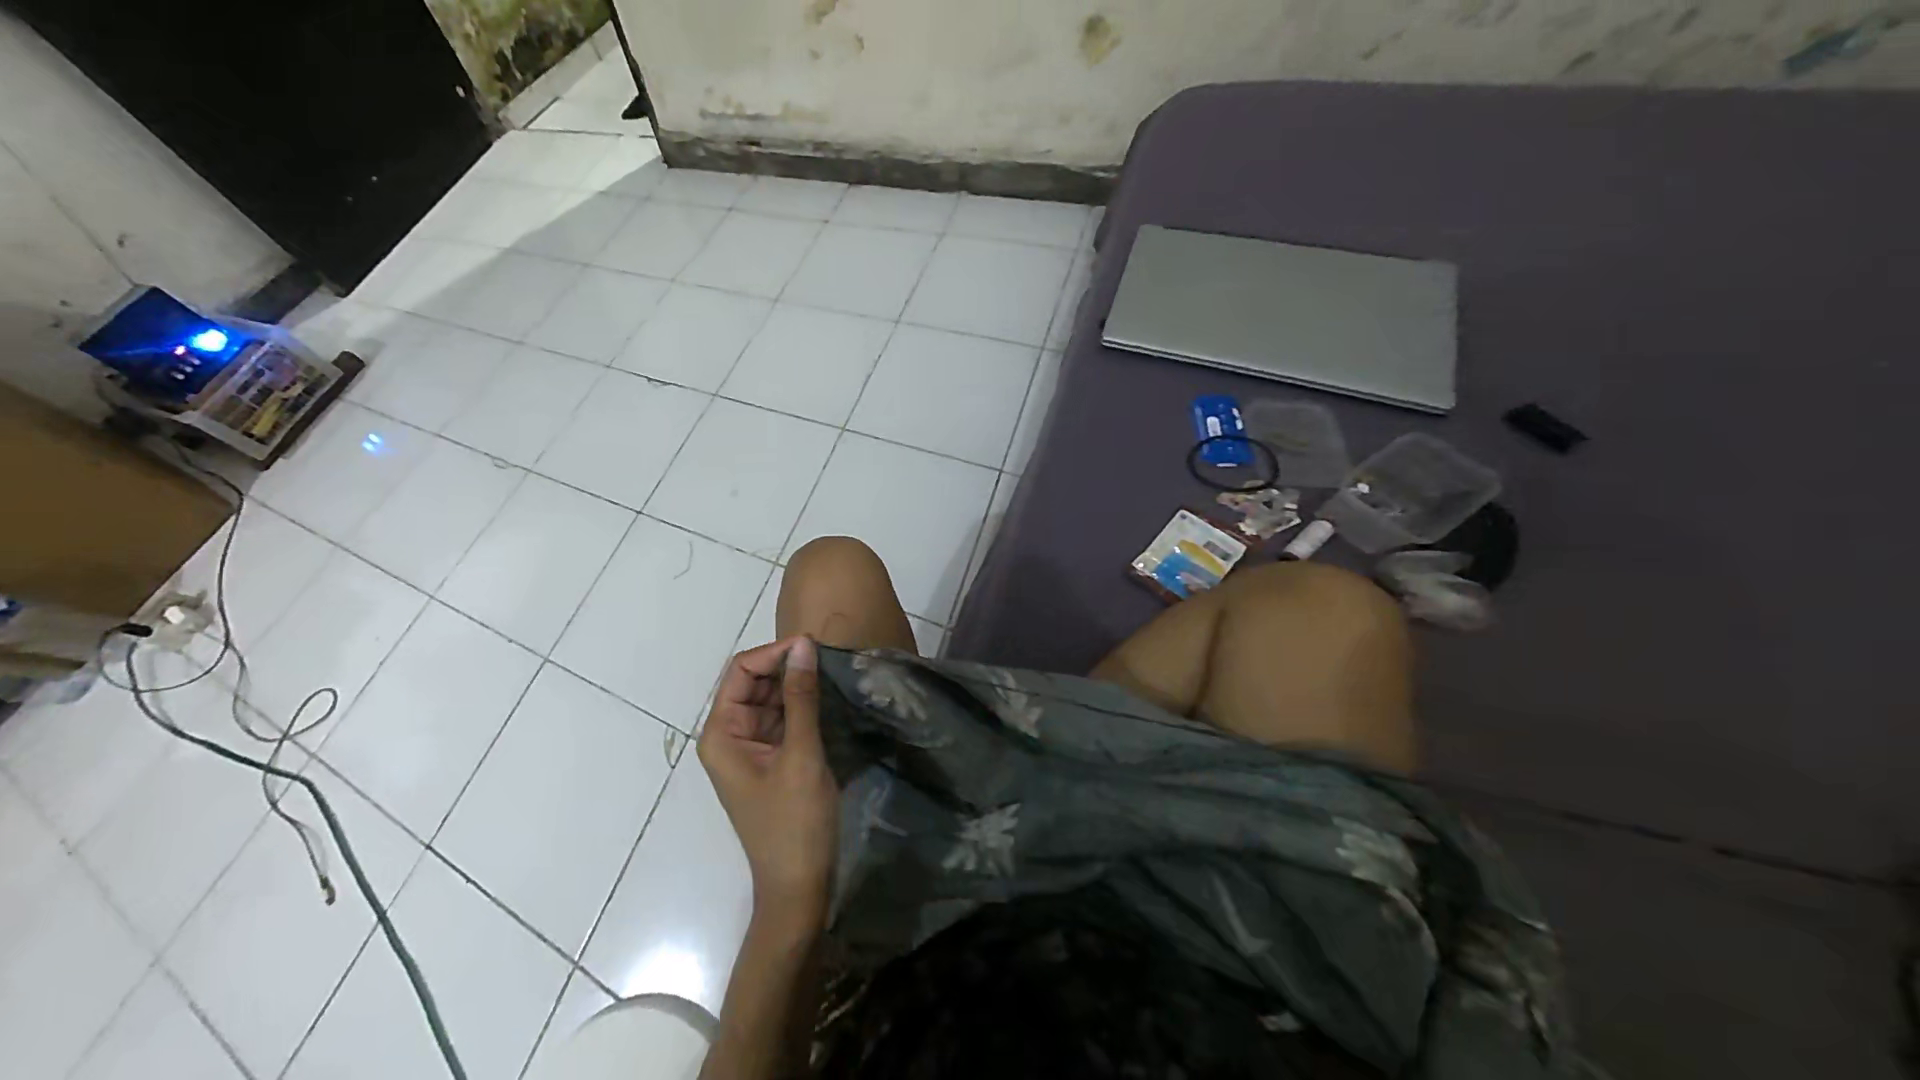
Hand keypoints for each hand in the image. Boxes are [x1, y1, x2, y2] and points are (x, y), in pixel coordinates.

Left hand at [699, 637, 838, 934]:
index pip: (741, 672)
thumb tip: (804, 645)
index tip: (814, 647)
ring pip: (771, 699)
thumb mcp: (801, 755)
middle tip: (830, 659)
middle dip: (787, 666)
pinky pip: (784, 720)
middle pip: (754, 682)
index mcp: (721, 734)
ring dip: (798, 685)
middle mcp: (730, 736)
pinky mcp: (772, 760)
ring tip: (834, 675)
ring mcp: (751, 749)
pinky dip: (803, 706)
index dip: (774, 653)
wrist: (799, 886)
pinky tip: (829, 699)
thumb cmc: (794, 823)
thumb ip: (801, 698)